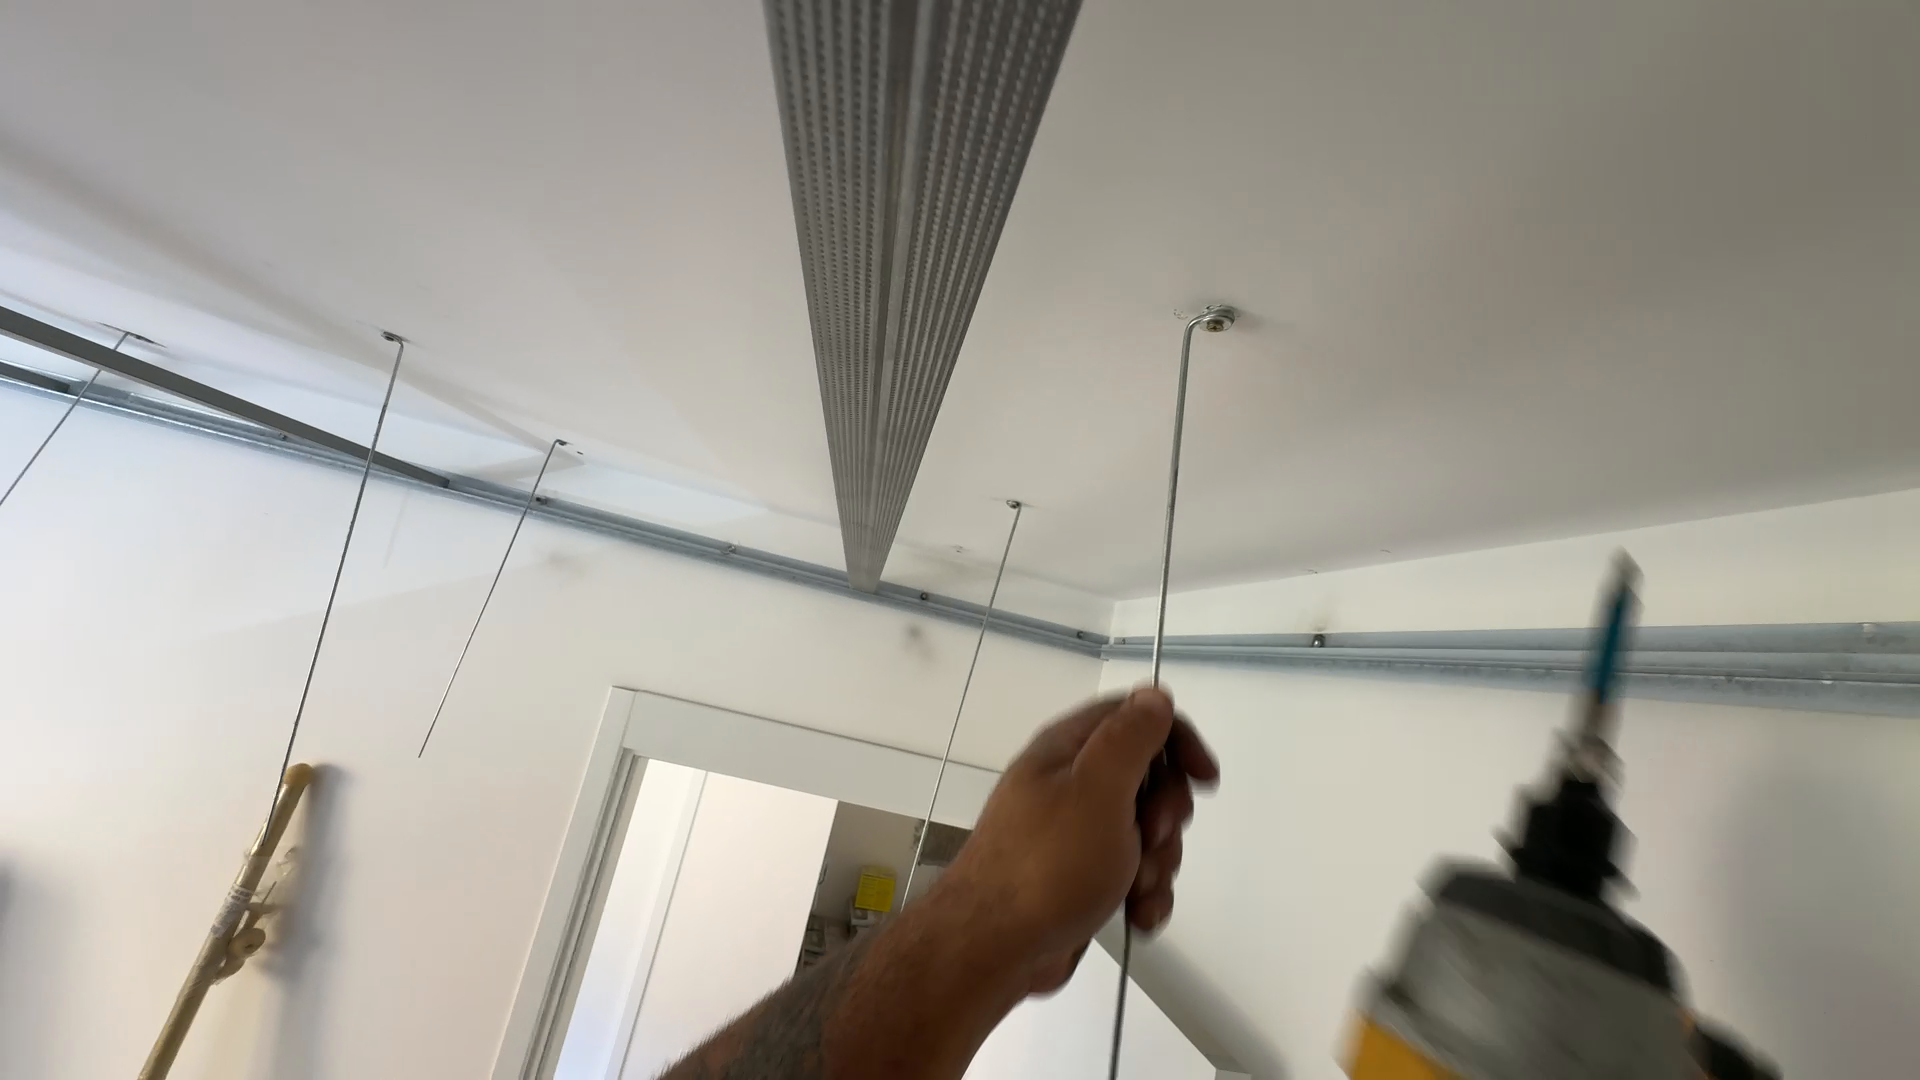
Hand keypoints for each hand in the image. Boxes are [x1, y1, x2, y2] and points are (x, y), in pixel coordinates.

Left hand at [937, 687, 1218, 994]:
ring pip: (1145, 829)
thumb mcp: (1098, 788)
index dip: (1175, 738)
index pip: (1134, 716)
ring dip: (1157, 862)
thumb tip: (1154, 695)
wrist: (995, 945)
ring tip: (1138, 887)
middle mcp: (1070, 781)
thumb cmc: (1050, 861)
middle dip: (1166, 813)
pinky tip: (1137, 915)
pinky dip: (1143, 892)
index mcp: (1069, 748)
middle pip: (1147, 776)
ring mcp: (1074, 830)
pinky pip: (1131, 869)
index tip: (1204, 778)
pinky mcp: (1080, 873)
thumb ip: (1130, 738)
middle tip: (1154, 836)